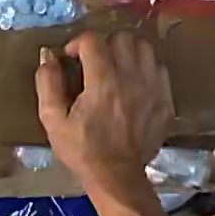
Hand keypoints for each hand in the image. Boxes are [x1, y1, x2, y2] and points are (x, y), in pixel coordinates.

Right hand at [36, 32, 174, 211]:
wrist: (117, 177)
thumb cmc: (82, 150)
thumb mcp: (54, 120)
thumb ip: (48, 83)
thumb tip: (48, 55)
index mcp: (103, 81)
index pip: (93, 40)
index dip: (78, 43)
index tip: (71, 57)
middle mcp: (132, 78)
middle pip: (121, 38)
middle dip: (104, 45)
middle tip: (94, 63)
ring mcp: (153, 88)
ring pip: (144, 48)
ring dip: (127, 52)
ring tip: (116, 68)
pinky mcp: (166, 100)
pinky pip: (158, 68)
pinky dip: (145, 69)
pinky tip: (134, 83)